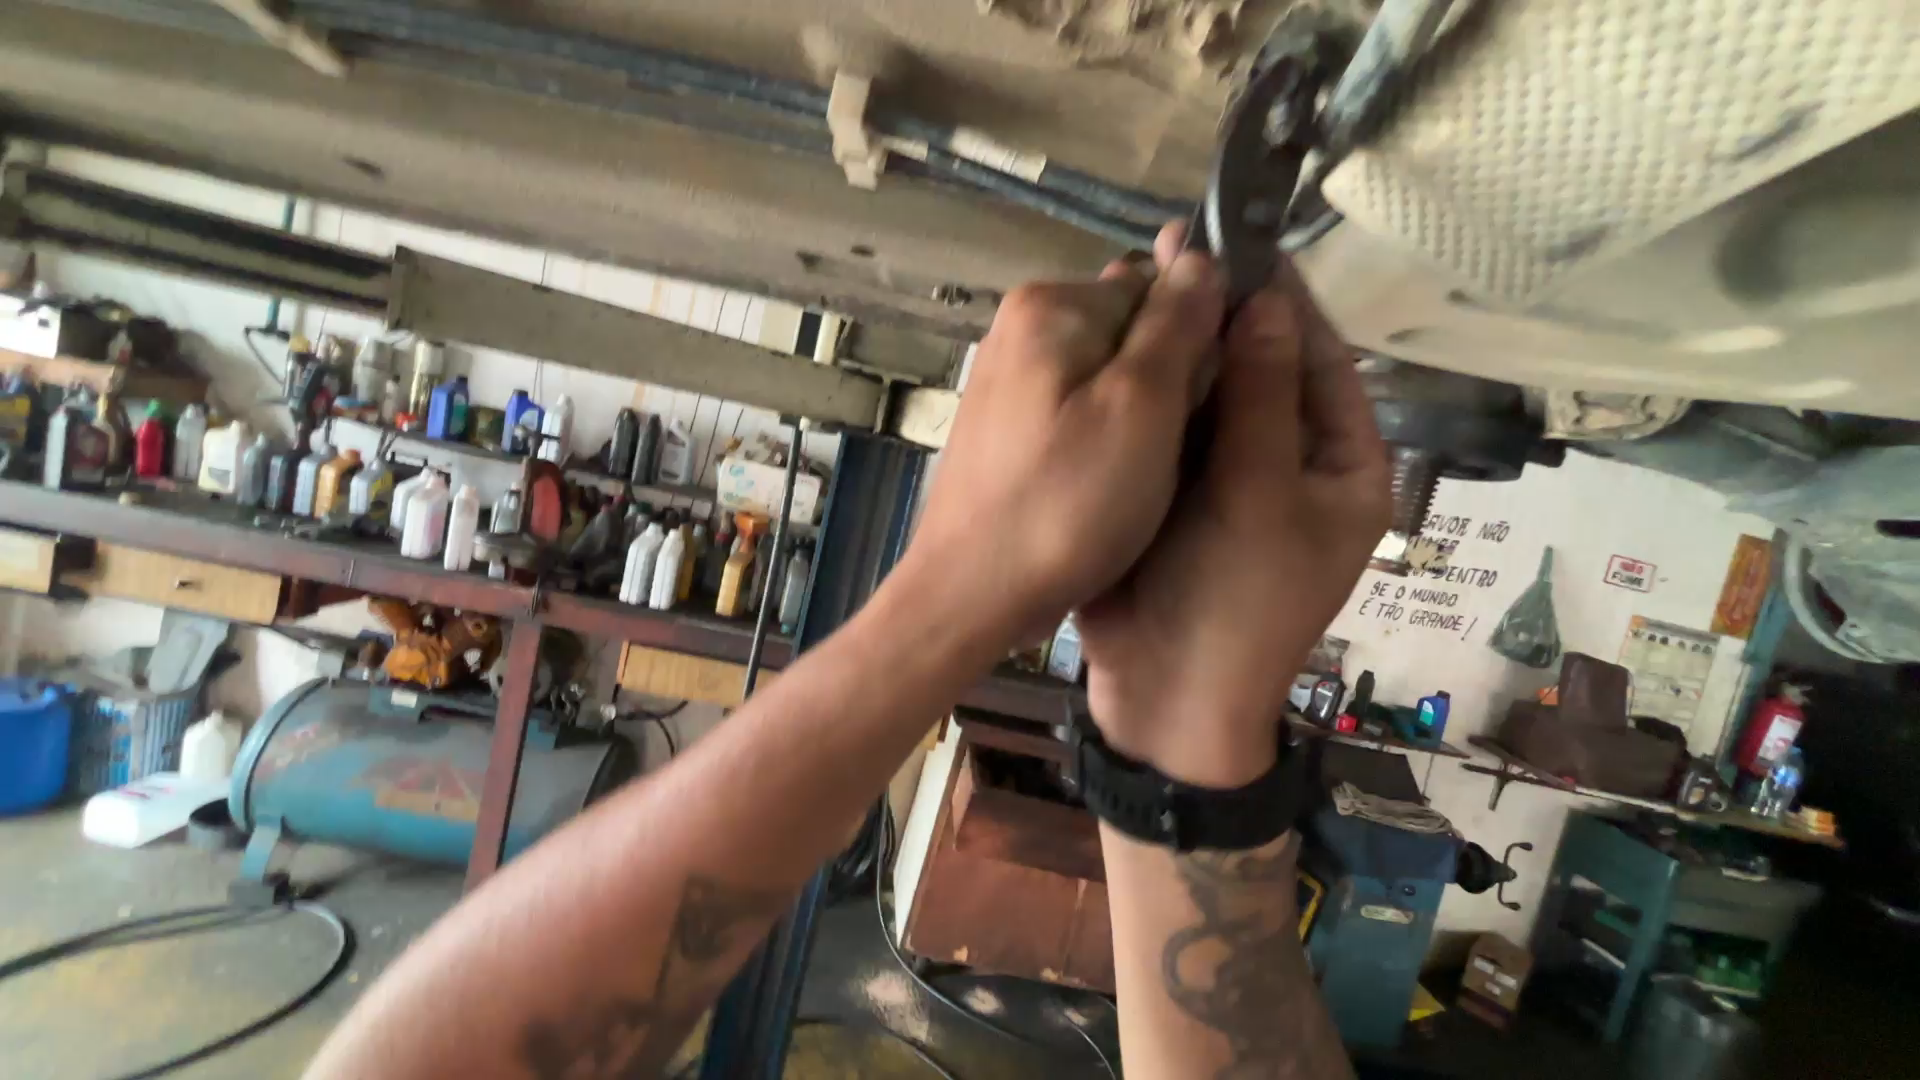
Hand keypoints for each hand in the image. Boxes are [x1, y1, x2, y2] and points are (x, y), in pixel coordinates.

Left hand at [899, 231, 1226, 651]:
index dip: (1195, 344)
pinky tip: (1105, 489)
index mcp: (1048, 306)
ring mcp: (1006, 383)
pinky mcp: (1005, 431)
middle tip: (1167, 452)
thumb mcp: (1142, 407)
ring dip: (1138, 422)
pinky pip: (1076, 417)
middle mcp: (1018, 331)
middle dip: (1165, 384)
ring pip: (1108, 382)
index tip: (1201, 406)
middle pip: (1131, 334)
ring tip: (1138, 479)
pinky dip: (1101, 444)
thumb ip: (1176, 326)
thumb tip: (1202, 259)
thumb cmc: (1065, 503)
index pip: (1157, 290)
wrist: (973, 593)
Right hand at [1079, 225, 1391, 786]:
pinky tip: (1115, 352)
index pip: (1321, 362)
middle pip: (1261, 373)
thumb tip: (1262, 303)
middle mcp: (1287, 461)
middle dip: (1220, 321)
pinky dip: (1147, 396)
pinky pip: (1165, 431)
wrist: (1165, 692)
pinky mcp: (1171, 493)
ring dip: (1179, 352)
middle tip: (1174, 250)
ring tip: (1138, 284)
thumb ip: (1260, 398)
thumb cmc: (1236, 600)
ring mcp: (1225, 478)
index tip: (1243, 242)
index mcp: (1341, 463)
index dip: (1283, 303)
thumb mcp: (1259, 496)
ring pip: (1207, 398)